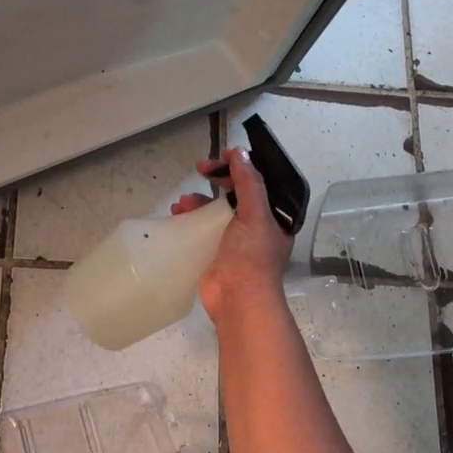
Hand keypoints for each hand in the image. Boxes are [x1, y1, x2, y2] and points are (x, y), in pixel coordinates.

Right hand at [169, 147, 293, 323]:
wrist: (237, 299)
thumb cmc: (251, 256)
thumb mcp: (255, 215)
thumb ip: (248, 183)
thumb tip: (240, 153)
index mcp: (274, 218)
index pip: (259, 183)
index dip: (242, 166)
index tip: (223, 156)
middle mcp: (257, 226)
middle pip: (236, 193)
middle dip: (219, 179)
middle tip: (201, 167)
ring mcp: (235, 240)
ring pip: (217, 210)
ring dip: (200, 200)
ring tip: (183, 201)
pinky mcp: (216, 252)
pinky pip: (203, 228)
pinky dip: (191, 218)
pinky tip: (178, 214)